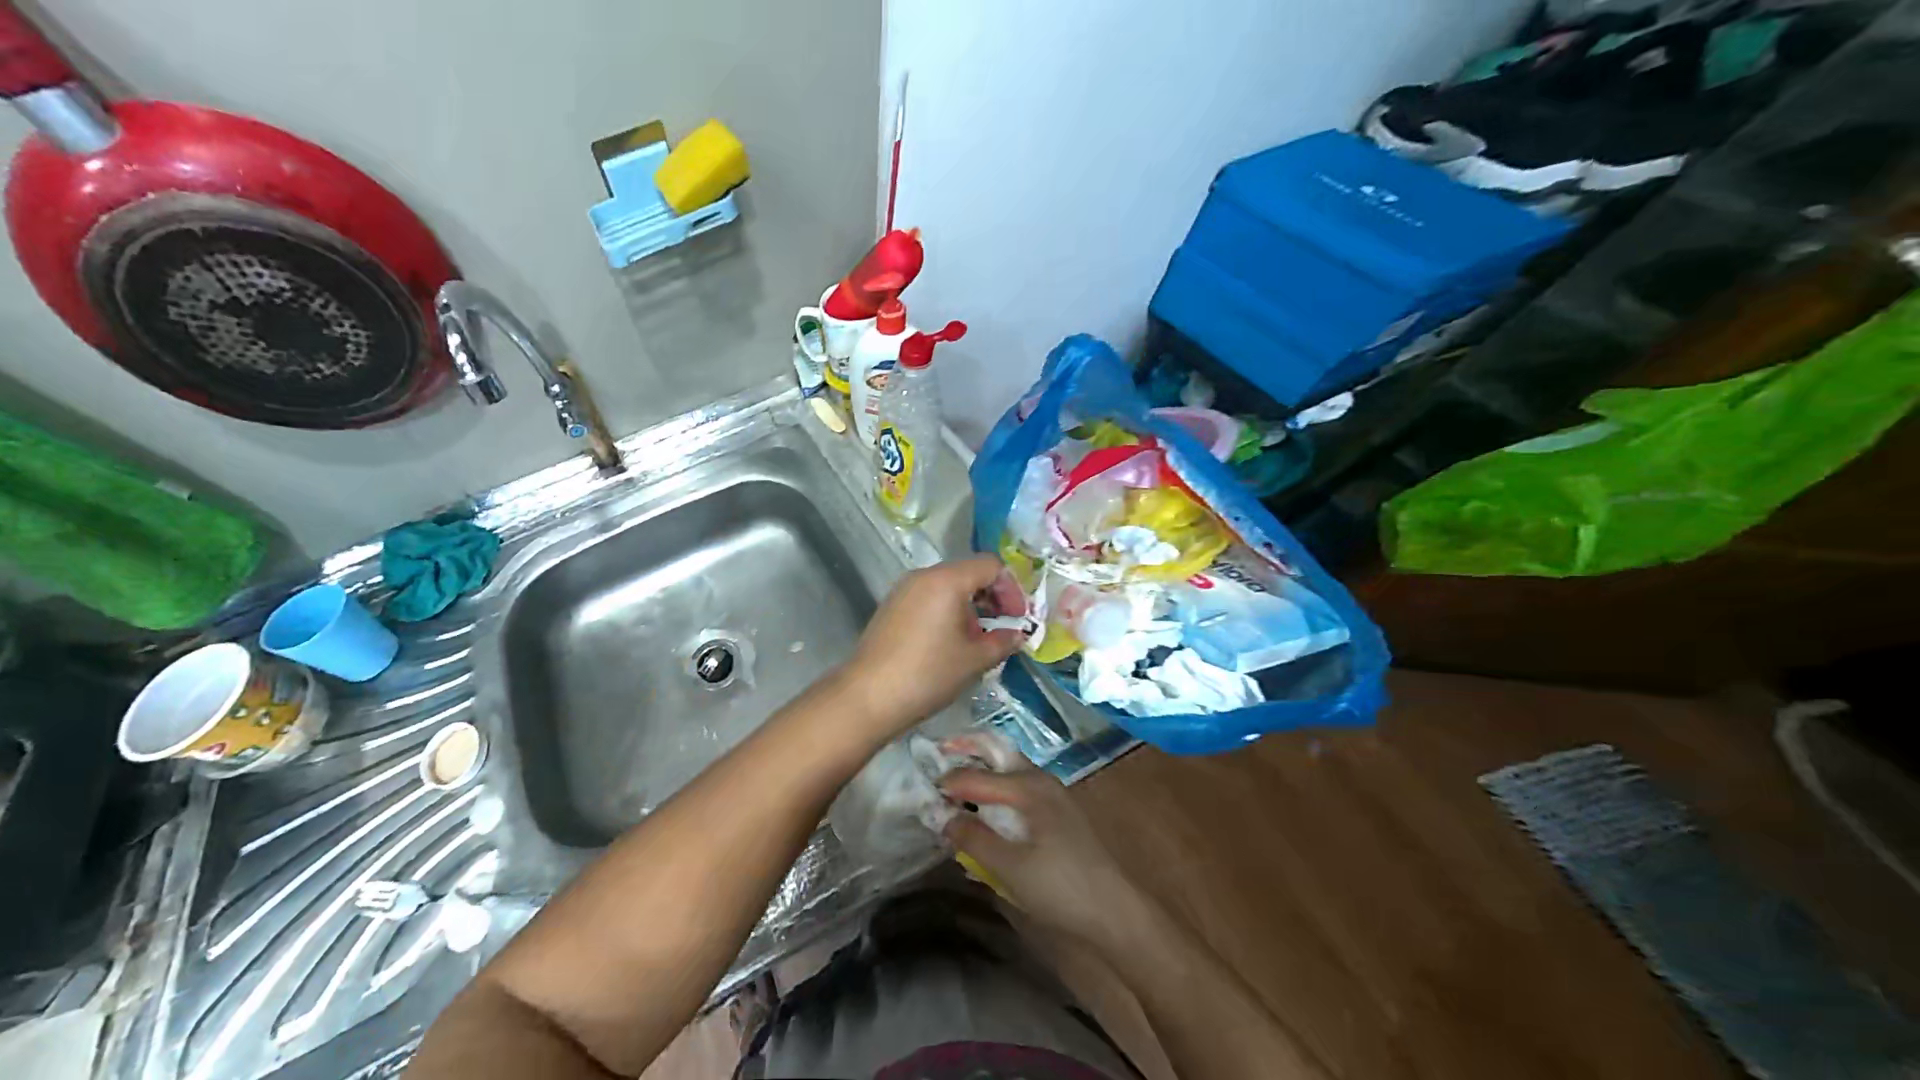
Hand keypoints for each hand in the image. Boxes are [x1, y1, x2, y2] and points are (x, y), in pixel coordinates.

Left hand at [837, 555, 1024, 739]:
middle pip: (969, 572)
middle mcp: (924, 576)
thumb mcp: (974, 659)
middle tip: (1003, 629)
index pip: (991, 566)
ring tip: (978, 641)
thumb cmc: (927, 674)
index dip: (1012, 589)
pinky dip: (948, 612)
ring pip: (948, 586)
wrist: (868, 697)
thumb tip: (1017, 634)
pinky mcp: (891, 607)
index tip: (1018, 619)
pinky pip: (929, 598)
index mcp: (947, 580)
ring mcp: (904, 590)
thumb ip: (1002, 641)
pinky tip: (950, 643)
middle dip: (992, 597)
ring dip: (971, 606)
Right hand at [940, 763, 1149, 947]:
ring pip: (1009, 767)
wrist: (1113, 910)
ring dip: (982, 766)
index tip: (921, 792)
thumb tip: (942, 817)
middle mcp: (1040, 780)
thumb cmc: (1060, 887)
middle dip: (966, 748)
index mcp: (1028, 787)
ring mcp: (1052, 793)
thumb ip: (973, 839)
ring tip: (955, 779)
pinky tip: (985, 806)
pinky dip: (996, 785)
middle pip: (997, 751)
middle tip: (937, 752)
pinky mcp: (1057, 811)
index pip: (975, 776)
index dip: (946, 783)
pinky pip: (1018, 785)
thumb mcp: (1010, 867)